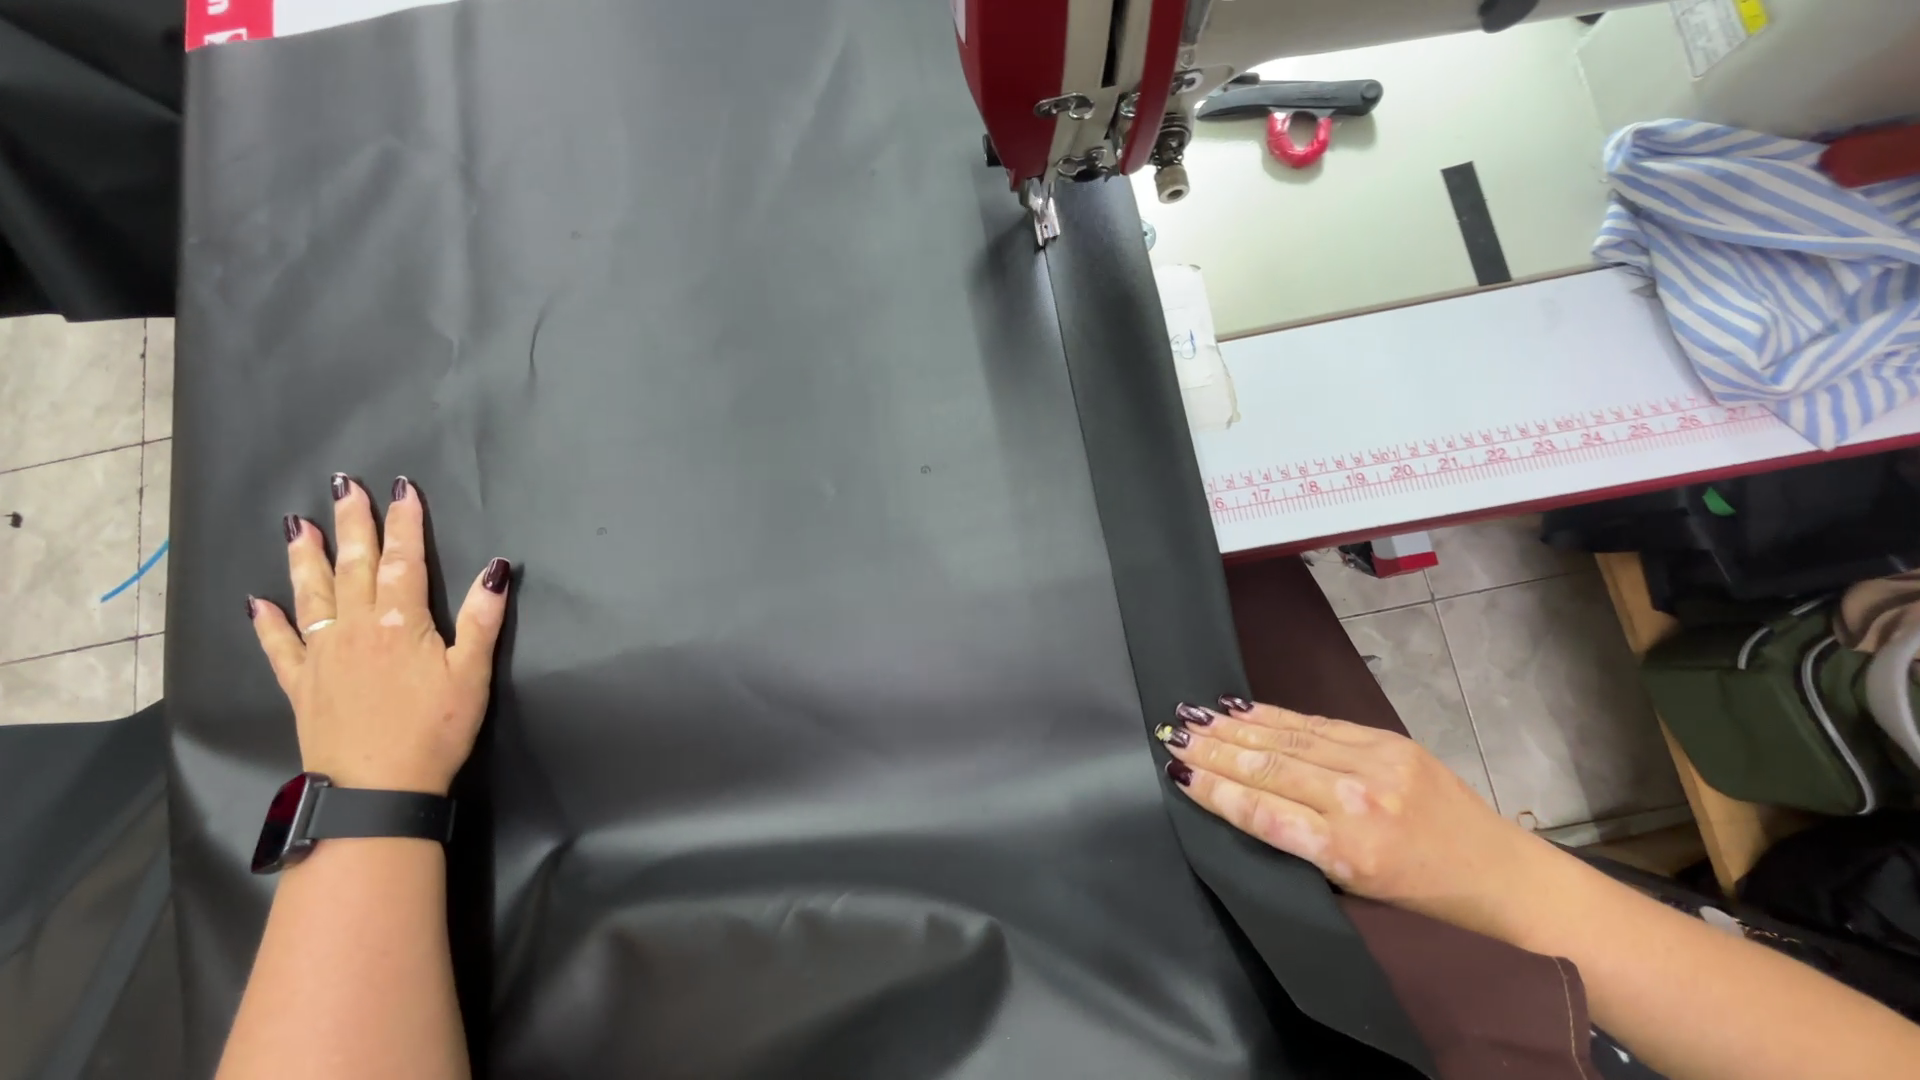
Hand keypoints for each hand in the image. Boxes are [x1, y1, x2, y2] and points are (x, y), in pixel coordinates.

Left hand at [247, 474, 510, 795]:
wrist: (376, 789)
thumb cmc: (435, 729)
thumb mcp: (473, 673)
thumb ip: (482, 618)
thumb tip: (496, 569)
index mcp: (401, 622)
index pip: (405, 560)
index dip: (406, 522)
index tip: (402, 488)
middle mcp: (356, 628)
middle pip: (355, 566)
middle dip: (354, 524)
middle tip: (345, 487)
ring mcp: (323, 655)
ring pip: (313, 594)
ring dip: (307, 557)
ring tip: (299, 525)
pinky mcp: (303, 684)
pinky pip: (279, 645)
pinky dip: (267, 622)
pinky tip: (256, 601)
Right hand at [1159, 698, 1551, 933]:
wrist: (1505, 879)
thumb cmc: (1425, 903)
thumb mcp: (1355, 891)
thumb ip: (1301, 848)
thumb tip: (1242, 805)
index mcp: (1350, 852)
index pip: (1263, 813)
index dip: (1216, 790)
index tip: (1178, 771)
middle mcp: (1360, 801)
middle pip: (1269, 768)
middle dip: (1215, 749)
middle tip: (1173, 732)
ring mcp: (1377, 763)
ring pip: (1288, 739)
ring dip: (1235, 727)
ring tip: (1195, 715)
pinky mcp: (1389, 741)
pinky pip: (1318, 724)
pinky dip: (1274, 716)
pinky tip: (1243, 709)